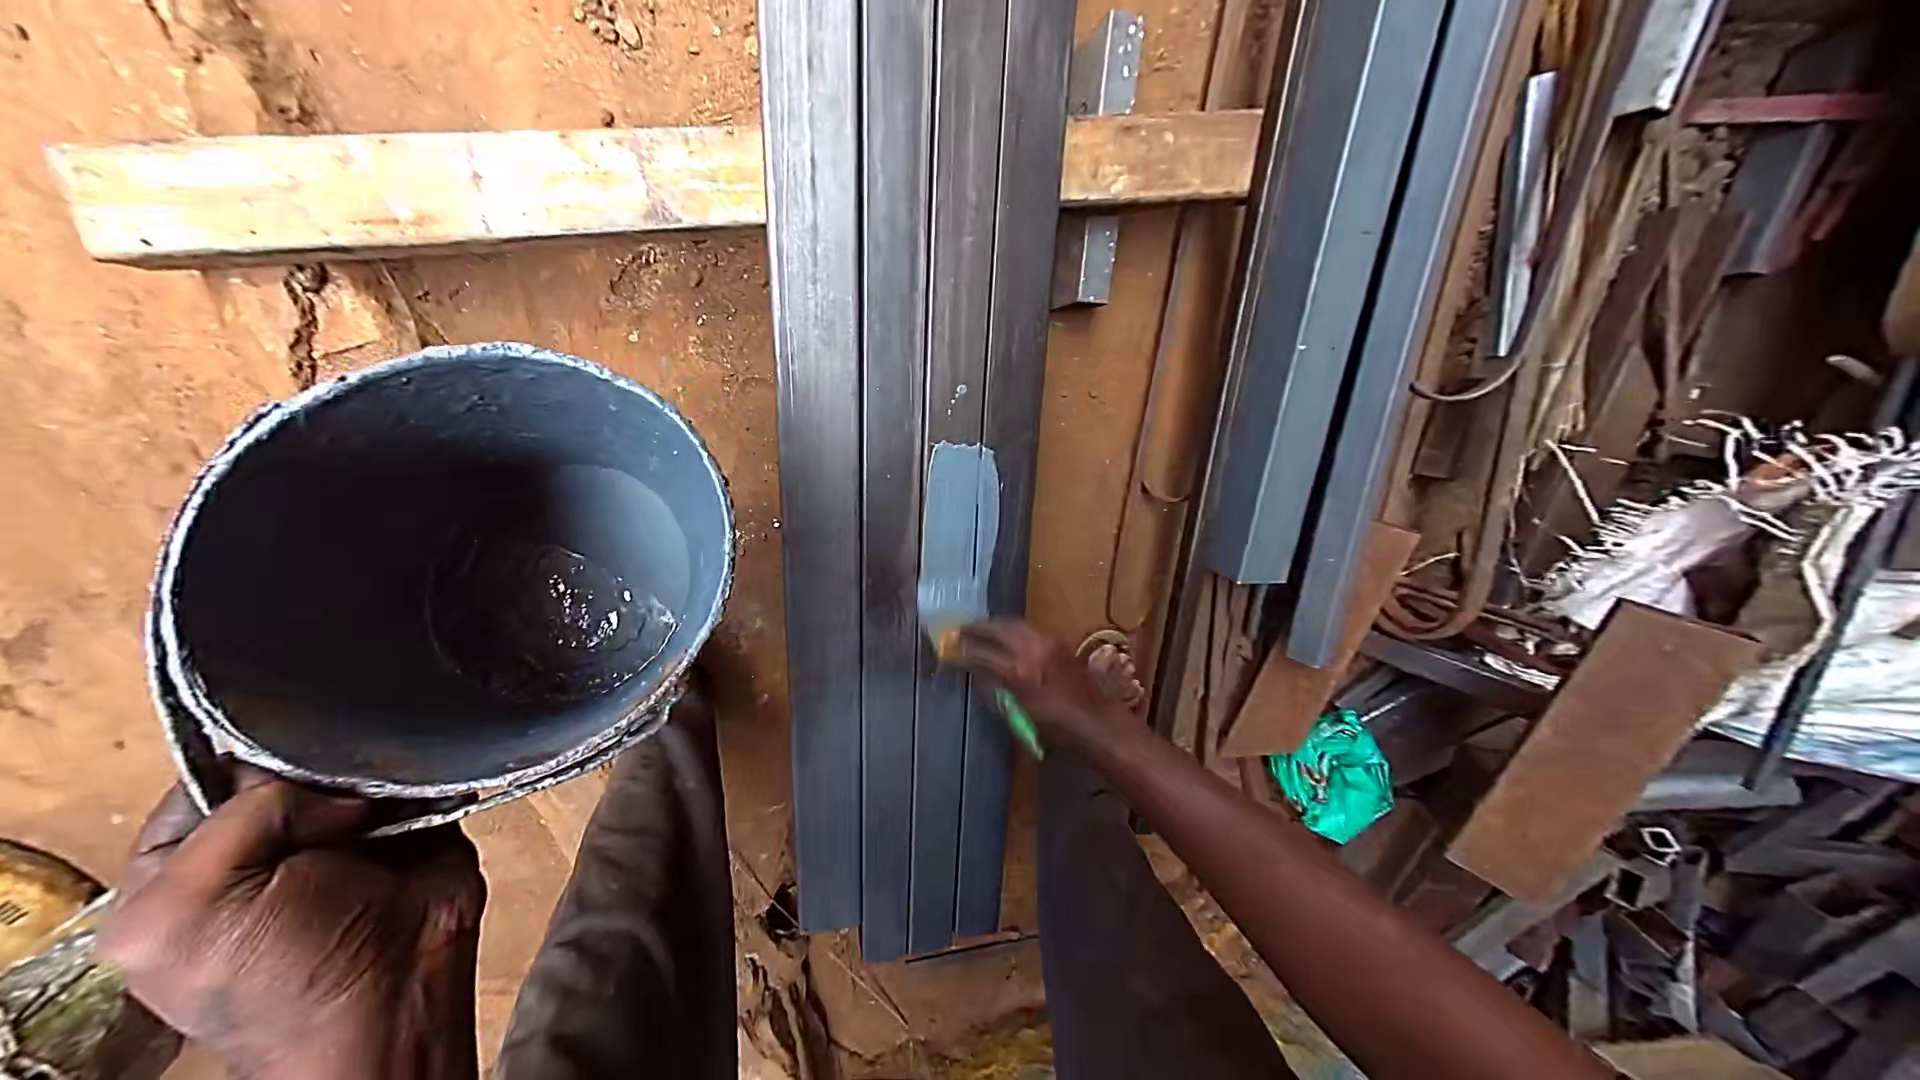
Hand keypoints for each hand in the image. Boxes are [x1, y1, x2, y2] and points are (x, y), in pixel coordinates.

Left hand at [100, 768, 485, 1079]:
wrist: (392, 994)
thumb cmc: (281, 975)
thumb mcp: (191, 912)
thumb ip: (238, 821)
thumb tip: (331, 788)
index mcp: (192, 856)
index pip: (215, 773)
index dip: (251, 762)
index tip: (286, 776)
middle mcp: (272, 834)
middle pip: (301, 759)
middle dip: (330, 764)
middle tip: (349, 796)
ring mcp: (349, 825)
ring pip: (367, 760)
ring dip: (387, 770)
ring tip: (395, 798)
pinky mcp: (415, 818)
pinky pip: (425, 775)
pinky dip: (432, 776)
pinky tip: (429, 794)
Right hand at [954, 620, 1125, 752]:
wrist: (1100, 724)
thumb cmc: (1059, 730)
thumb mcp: (1021, 717)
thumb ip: (996, 693)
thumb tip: (977, 676)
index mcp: (1019, 671)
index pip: (980, 654)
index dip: (961, 654)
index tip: (948, 653)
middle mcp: (1032, 649)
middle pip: (997, 628)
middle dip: (976, 628)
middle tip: (961, 631)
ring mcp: (1048, 642)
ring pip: (1015, 623)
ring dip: (995, 625)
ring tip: (981, 630)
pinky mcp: (1060, 642)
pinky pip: (1029, 628)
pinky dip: (1013, 629)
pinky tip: (1007, 637)